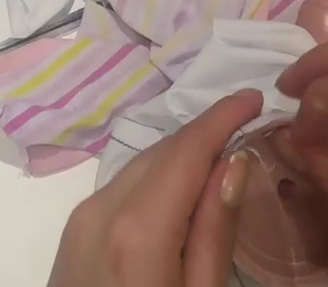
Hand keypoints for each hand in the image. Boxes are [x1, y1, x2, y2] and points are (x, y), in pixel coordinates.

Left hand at [47, 89, 261, 286]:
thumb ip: (214, 230)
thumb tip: (234, 160)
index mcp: (137, 228)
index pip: (187, 150)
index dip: (222, 117)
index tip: (255, 95)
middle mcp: (102, 207)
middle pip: (163, 152)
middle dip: (206, 133)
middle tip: (248, 124)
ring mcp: (80, 218)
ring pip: (141, 165)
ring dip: (181, 153)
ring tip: (223, 153)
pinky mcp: (72, 232)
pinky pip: (122, 186)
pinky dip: (156, 177)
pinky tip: (181, 187)